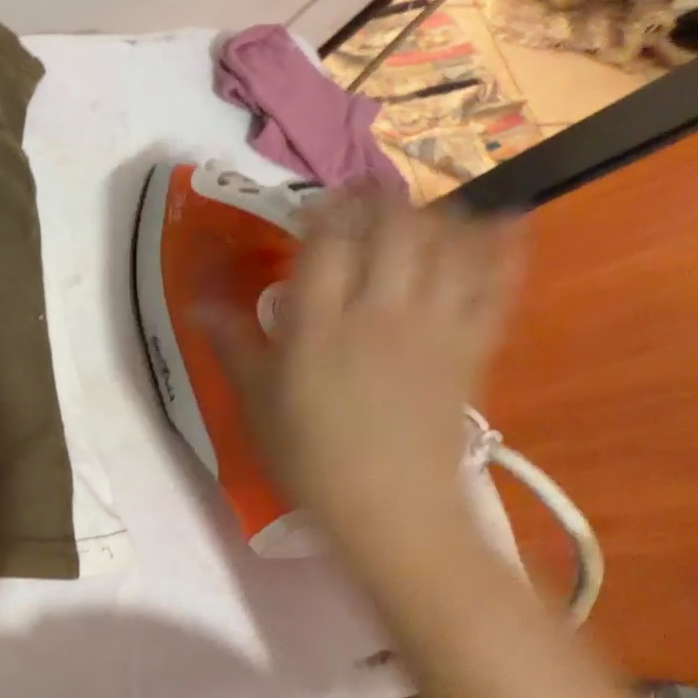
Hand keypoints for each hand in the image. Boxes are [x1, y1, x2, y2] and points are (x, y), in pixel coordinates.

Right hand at [203, 190, 524, 547]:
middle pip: (391, 230)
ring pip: (445, 245)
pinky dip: (500, 245)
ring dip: (432, 213)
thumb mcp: (254, 397)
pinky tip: (497, 219)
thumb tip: (197, 301)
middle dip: (377, 200)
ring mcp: (435, 326)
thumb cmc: (308, 452)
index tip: (314, 200)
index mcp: (318, 326)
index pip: (325, 244)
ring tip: (414, 204)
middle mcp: (380, 313)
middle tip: (362, 193)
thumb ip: (232, 341)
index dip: (322, 210)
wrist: (391, 505)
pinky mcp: (474, 345)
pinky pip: (495, 283)